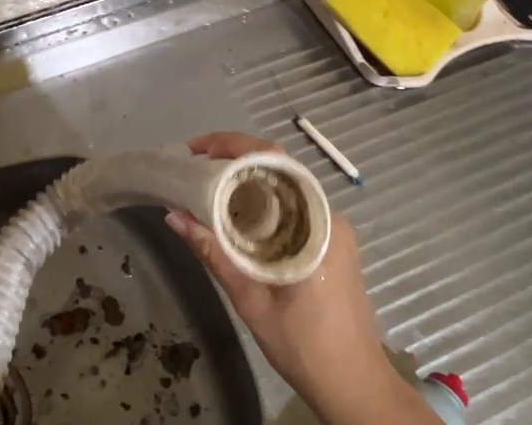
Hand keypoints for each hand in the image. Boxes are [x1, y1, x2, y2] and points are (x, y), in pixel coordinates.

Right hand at [167, 133, 436, 424]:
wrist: (357, 387)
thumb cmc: (305, 346)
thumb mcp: (251, 300)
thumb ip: (214, 252)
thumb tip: (174, 215)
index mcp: (314, 224)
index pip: (273, 161)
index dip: (232, 145)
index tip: (195, 150)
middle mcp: (328, 216)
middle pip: (278, 168)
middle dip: (233, 158)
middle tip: (193, 165)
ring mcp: (333, 228)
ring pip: (284, 186)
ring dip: (246, 180)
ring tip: (205, 185)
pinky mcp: (331, 242)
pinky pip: (292, 206)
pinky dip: (261, 201)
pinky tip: (235, 214)